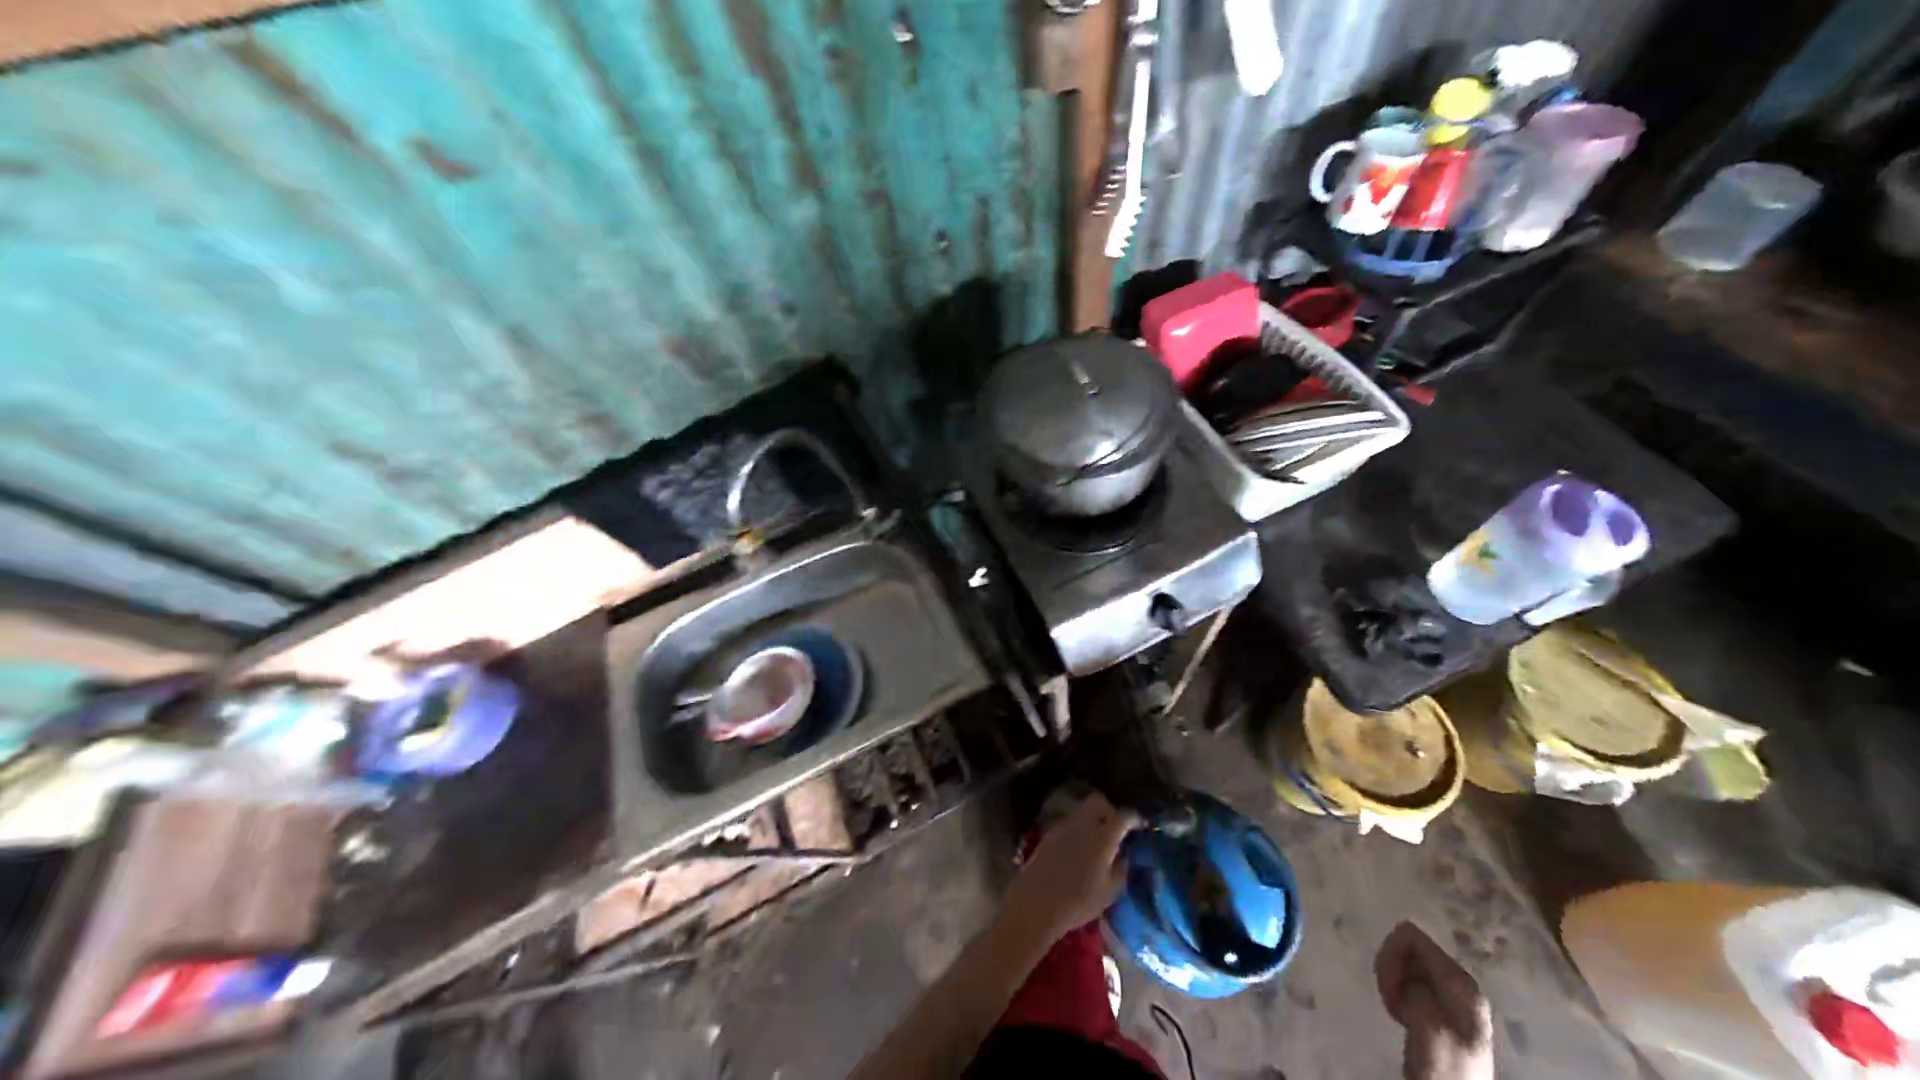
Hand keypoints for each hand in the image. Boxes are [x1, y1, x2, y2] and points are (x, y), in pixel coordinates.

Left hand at [999, 792, 1140, 944]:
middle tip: (1118, 827)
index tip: (1142, 825)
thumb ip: (1122, 869)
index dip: (1135, 818)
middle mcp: (1082, 824)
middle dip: (1110, 810)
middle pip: (1098, 802)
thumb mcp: (1111, 891)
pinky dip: (1079, 828)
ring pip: (1081, 810)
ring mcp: (1062, 826)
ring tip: (1099, 839)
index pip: (1123, 816)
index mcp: (1103, 836)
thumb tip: (1125, 855)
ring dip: (1093, 818)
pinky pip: (1069, 822)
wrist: (1036, 903)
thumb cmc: (1079, 901)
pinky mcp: (1048, 834)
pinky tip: (1080, 848)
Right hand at [1374, 922, 1495, 1079]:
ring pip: (1404, 964)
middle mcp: (1458, 982)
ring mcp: (1448, 994)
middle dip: (1391, 970)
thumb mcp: (1431, 1031)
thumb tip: (1405, 963)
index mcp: (1462, 984)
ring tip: (1395, 1011)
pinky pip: (1406, 980)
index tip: (1390, 987)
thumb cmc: (1445, 1072)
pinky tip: (1399, 1014)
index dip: (1392, 956)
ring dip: (1391, 983)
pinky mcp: (1436, 1004)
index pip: (1413, 937)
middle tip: (1391, 1001)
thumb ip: (1419, 990)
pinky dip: (1394, 992)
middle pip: (1408, 948)